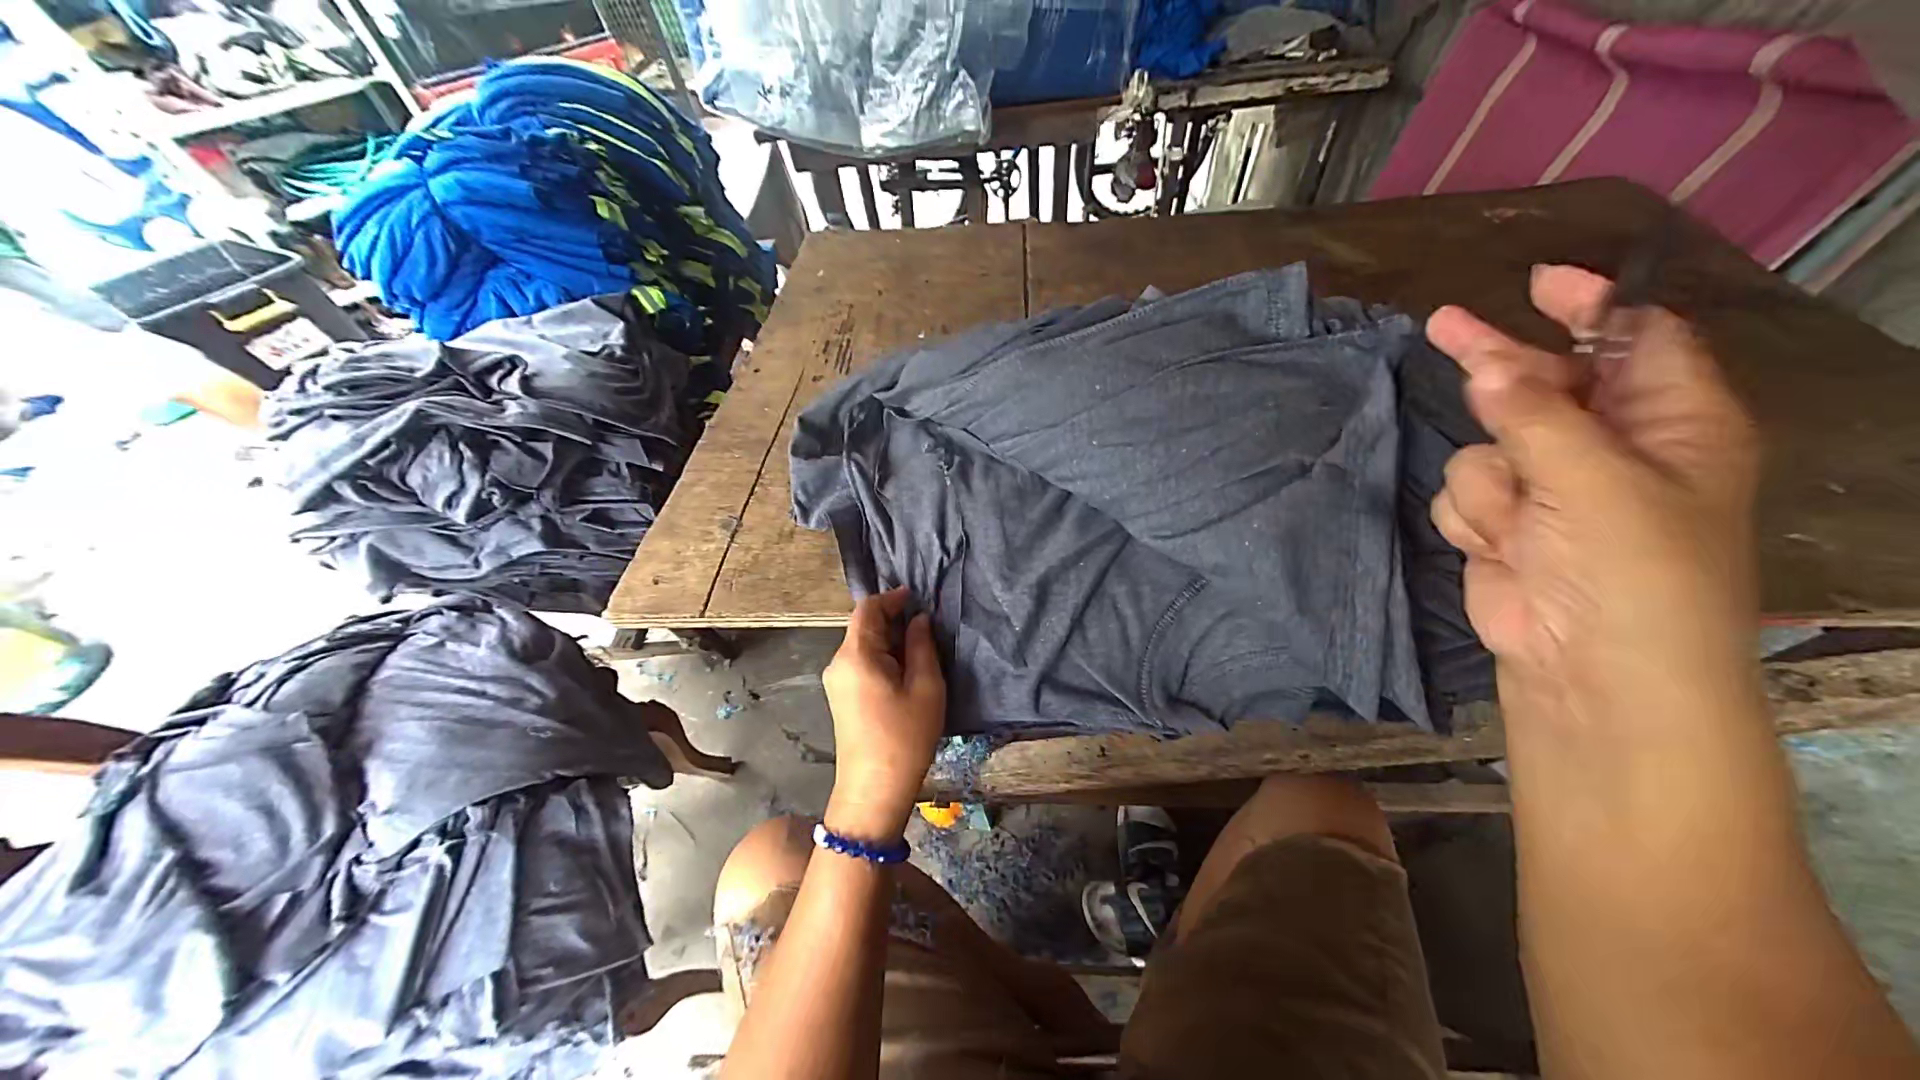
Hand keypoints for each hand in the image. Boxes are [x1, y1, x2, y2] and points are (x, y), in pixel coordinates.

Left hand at [821, 588, 945, 841]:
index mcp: (856, 655)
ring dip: (888, 639)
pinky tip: (904, 669)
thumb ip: (922, 646)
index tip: (917, 598)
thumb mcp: (926, 687)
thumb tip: (919, 620)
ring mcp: (836, 681)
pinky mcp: (840, 697)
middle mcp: (838, 662)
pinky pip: (860, 663)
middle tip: (925, 625)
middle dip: (892, 619)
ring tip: (920, 647)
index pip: (867, 609)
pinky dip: (881, 656)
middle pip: (862, 626)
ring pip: (862, 645)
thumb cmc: (905, 737)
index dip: (892, 598)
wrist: (874, 789)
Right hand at [1426, 264, 1760, 730]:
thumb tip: (1485, 368)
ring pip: (1484, 446)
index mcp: (1673, 424)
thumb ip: (1538, 418)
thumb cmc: (1633, 572)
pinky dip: (1473, 519)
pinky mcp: (1500, 525)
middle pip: (1541, 384)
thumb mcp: (1598, 483)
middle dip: (1495, 365)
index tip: (1537, 281)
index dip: (1590, 307)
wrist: (1589, 670)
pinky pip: (1462, 494)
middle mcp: (1609, 448)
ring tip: (1520, 527)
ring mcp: (1547, 489)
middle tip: (1440, 324)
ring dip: (1493, 486)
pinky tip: (1498, 549)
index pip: (1635, 341)